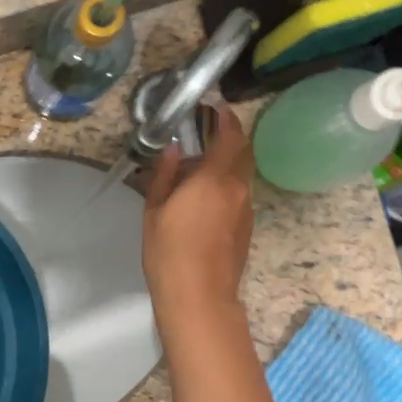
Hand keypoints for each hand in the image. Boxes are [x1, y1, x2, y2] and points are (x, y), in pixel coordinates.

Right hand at [141, 98, 255, 315]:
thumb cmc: (168, 252)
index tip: (211, 105)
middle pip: (241, 150)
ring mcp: (246, 206)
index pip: (228, 134)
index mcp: (213, 178)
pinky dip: (226, 183)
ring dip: (226, 162)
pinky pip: (238, 192)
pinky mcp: (246, 225)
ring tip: (200, 167)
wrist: (199, 295)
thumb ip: (165, 176)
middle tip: (205, 132)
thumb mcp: (154, 212)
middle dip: (227, 135)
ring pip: (241, 172)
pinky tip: (204, 197)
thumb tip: (172, 150)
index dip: (223, 116)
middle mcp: (237, 186)